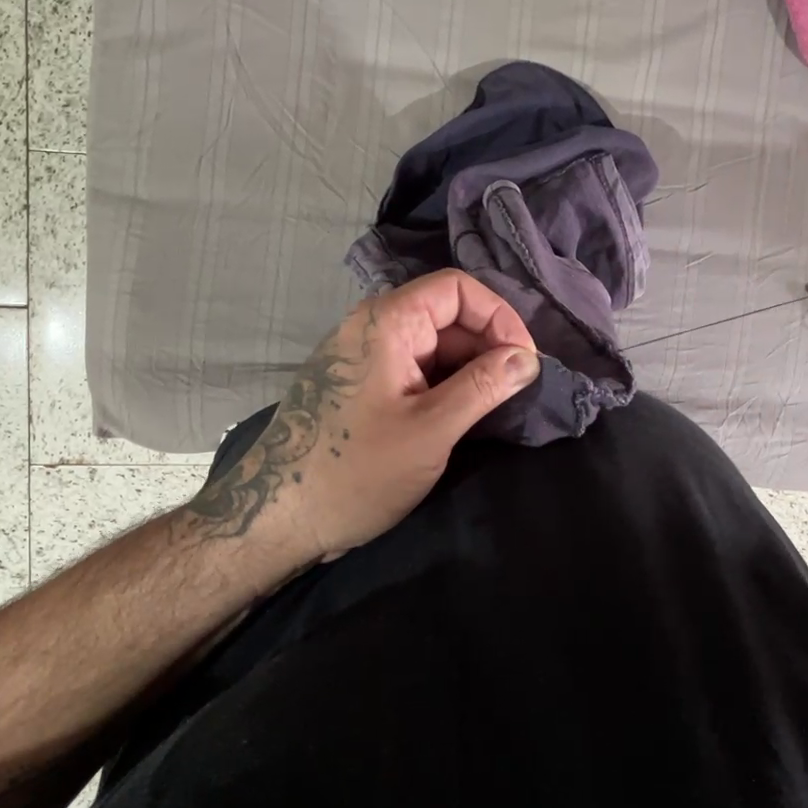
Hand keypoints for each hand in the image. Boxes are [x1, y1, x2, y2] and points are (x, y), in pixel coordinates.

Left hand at [184, 269, 540, 559]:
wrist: (280, 519)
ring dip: (470, 368)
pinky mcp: (362, 386)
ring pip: (433, 344)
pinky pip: (415, 368)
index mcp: (386, 322)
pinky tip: (466, 413)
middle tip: (518, 389)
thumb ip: (484, 386)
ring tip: (499, 405)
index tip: (525, 362)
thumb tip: (528, 358)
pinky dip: (446, 384)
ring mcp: (364, 357)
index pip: (457, 288)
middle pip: (446, 314)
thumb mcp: (431, 429)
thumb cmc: (357, 471)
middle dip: (488, 344)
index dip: (499, 316)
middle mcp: (372, 327)